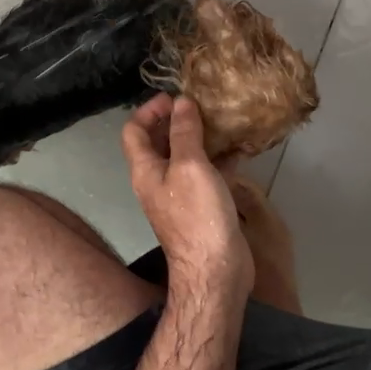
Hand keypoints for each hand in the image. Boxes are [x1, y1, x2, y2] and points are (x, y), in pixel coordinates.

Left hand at [122, 95, 253, 295]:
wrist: (215, 272)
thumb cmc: (197, 215)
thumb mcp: (190, 166)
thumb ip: (184, 132)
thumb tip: (181, 102)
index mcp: (145, 170)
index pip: (133, 131)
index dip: (149, 110)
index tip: (174, 97)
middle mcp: (156, 181)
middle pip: (158, 142)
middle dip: (175, 120)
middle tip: (201, 105)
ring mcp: (178, 195)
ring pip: (183, 157)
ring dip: (198, 137)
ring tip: (221, 121)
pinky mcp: (200, 206)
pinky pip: (203, 174)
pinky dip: (215, 159)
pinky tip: (237, 150)